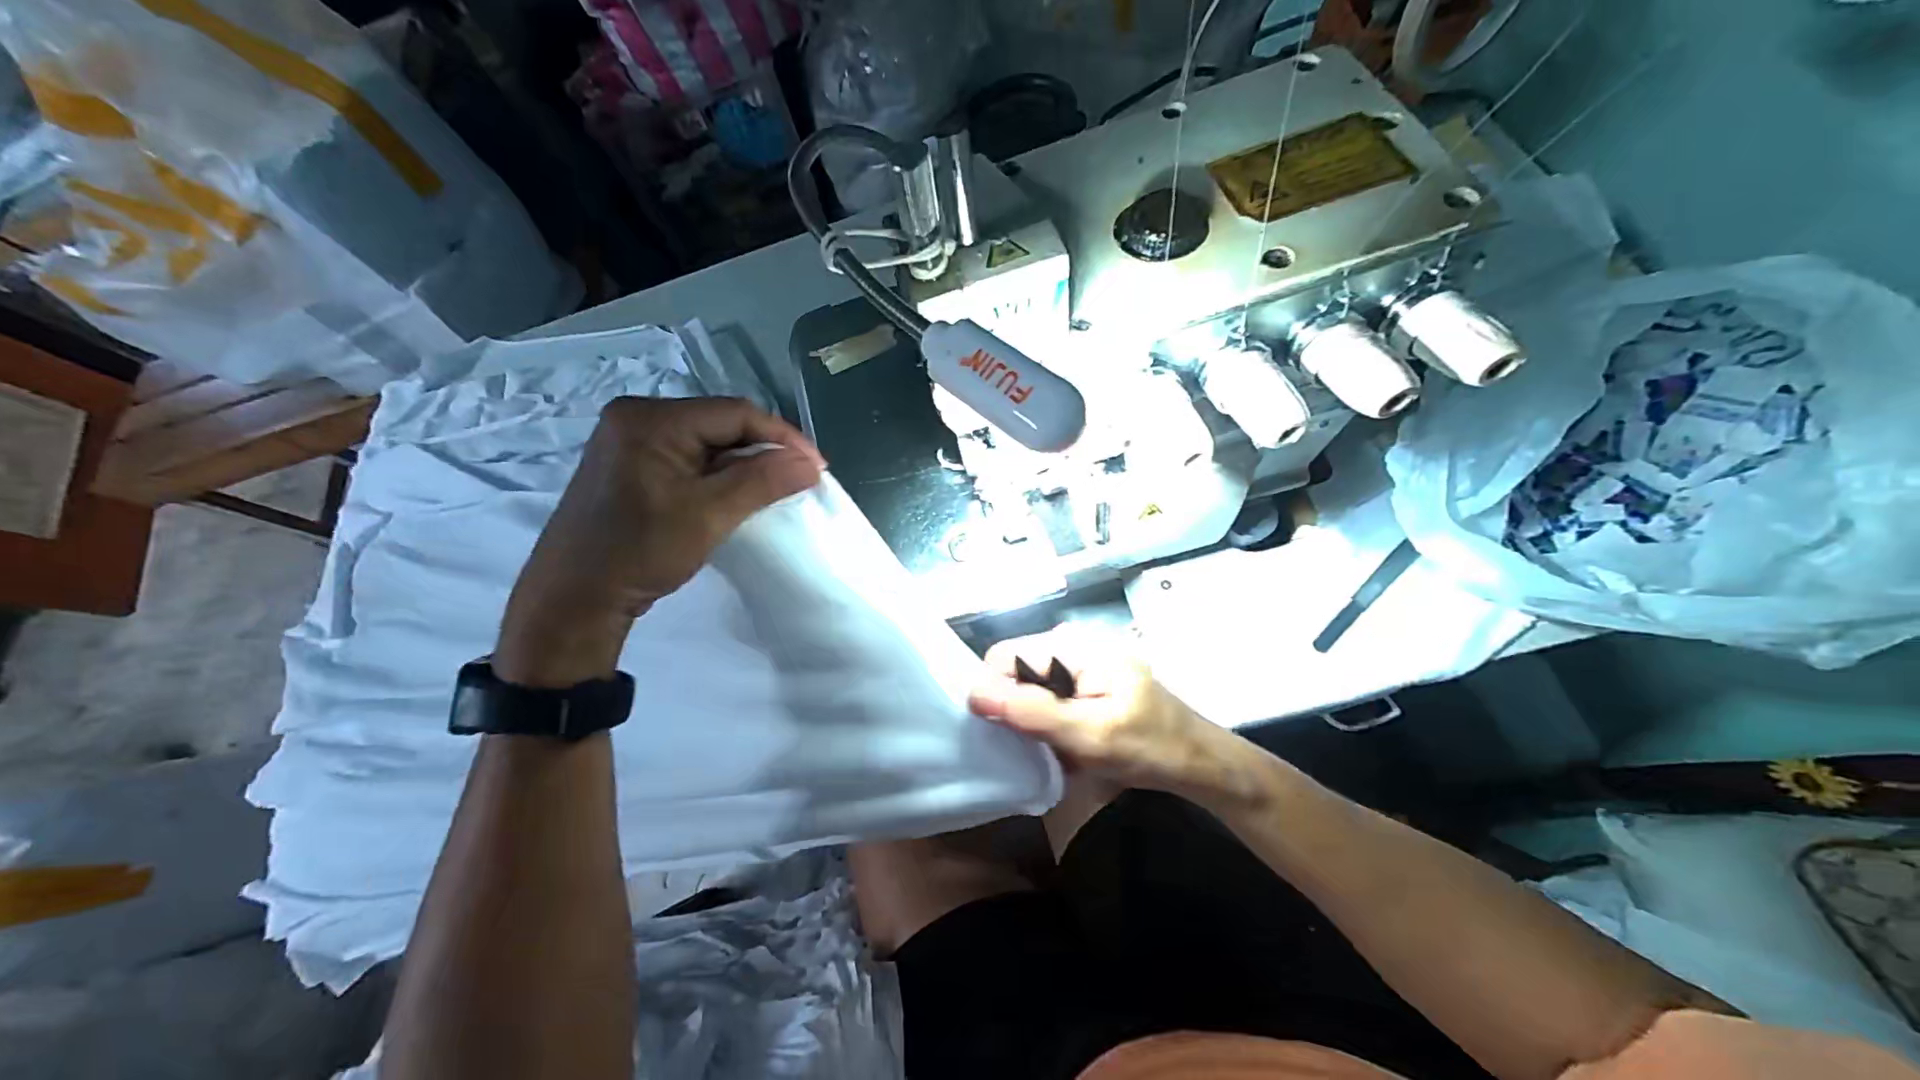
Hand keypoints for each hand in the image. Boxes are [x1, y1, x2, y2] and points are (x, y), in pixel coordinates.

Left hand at [496, 396, 823, 687]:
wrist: (572, 598)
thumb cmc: (637, 552)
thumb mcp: (707, 515)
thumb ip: (762, 482)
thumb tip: (811, 464)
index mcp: (650, 418)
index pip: (735, 413)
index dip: (782, 437)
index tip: (816, 468)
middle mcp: (636, 417)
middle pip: (721, 423)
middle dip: (764, 450)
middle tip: (799, 478)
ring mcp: (630, 440)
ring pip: (708, 441)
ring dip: (744, 463)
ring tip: (777, 487)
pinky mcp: (631, 464)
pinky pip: (689, 457)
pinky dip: (719, 473)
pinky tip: (739, 493)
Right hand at [967, 628, 1269, 806]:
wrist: (1198, 762)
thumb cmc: (1149, 747)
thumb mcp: (1089, 735)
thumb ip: (1032, 712)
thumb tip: (973, 693)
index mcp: (1075, 646)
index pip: (1004, 657)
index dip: (995, 693)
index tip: (1009, 733)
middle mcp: (1072, 644)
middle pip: (1014, 670)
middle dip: (1015, 709)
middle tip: (1037, 745)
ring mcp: (1079, 662)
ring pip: (1027, 687)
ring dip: (1032, 720)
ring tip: (1054, 747)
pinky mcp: (1085, 681)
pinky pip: (1046, 697)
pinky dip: (1048, 722)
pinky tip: (1066, 744)